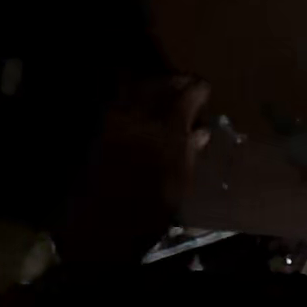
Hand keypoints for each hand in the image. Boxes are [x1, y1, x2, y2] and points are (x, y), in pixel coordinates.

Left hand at [55, 76, 209, 265]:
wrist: (101, 225)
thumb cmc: (148, 210)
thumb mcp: (180, 184)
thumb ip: (190, 152)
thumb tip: (201, 131)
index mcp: (167, 129)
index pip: (187, 94)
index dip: (198, 88)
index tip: (205, 88)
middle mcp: (141, 115)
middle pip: (160, 83)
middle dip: (176, 80)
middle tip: (186, 82)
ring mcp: (117, 118)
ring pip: (137, 86)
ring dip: (153, 84)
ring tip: (163, 89)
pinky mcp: (100, 127)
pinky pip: (118, 100)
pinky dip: (130, 95)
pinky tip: (138, 104)